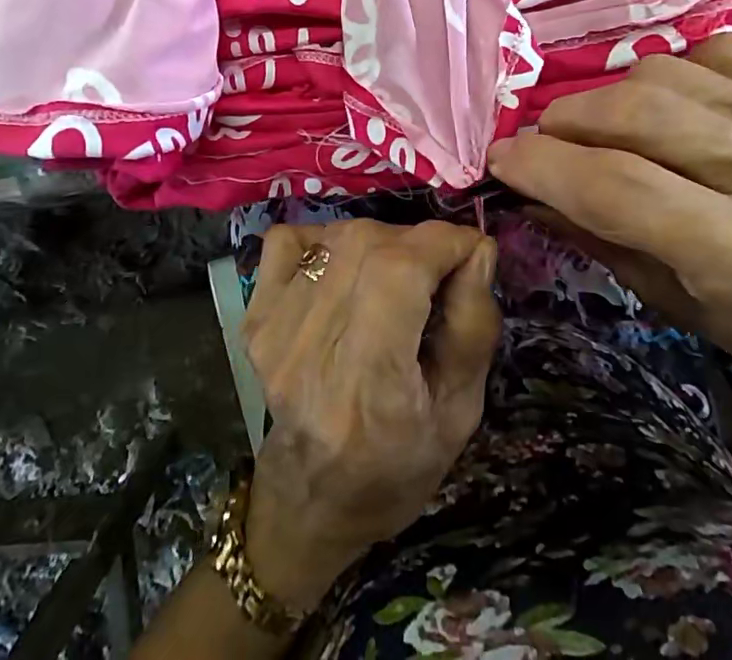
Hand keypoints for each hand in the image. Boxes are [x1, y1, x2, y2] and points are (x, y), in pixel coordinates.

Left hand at [240, 219, 500, 609]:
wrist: (314, 493)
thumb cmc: (399, 463)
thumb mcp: (460, 410)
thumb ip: (474, 325)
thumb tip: (477, 247)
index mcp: (370, 382)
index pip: (399, 270)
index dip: (443, 242)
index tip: (471, 249)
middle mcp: (311, 346)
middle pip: (366, 244)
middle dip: (417, 241)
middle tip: (438, 269)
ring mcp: (273, 328)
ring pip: (335, 238)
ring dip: (379, 240)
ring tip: (397, 273)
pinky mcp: (254, 317)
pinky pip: (286, 241)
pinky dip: (325, 240)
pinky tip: (345, 270)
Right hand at [488, 35, 731, 394]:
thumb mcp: (663, 300)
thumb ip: (590, 232)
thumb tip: (522, 182)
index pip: (619, 187)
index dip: (543, 165)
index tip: (500, 156)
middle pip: (639, 114)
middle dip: (567, 121)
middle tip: (546, 139)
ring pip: (667, 74)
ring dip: (612, 99)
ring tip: (611, 129)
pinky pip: (715, 52)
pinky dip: (674, 75)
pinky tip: (679, 111)